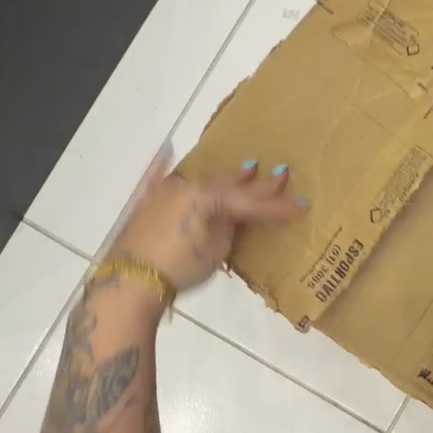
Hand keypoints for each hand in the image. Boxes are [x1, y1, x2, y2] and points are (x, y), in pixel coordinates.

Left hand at [108, 160, 304, 295]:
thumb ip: (230, 226)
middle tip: (281, 174)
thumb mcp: (216, 250)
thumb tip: (234, 216)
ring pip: (202, 179)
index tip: (302, 204)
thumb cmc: (180, 267)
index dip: (277, 205)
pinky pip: (159, 177)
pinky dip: (163, 165)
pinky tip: (166, 149)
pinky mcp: (147, 203)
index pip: (250, 201)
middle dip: (255, 183)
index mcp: (207, 195)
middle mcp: (186, 186)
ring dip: (225, 177)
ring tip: (246, 168)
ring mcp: (164, 191)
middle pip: (228, 184)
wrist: (130, 282)